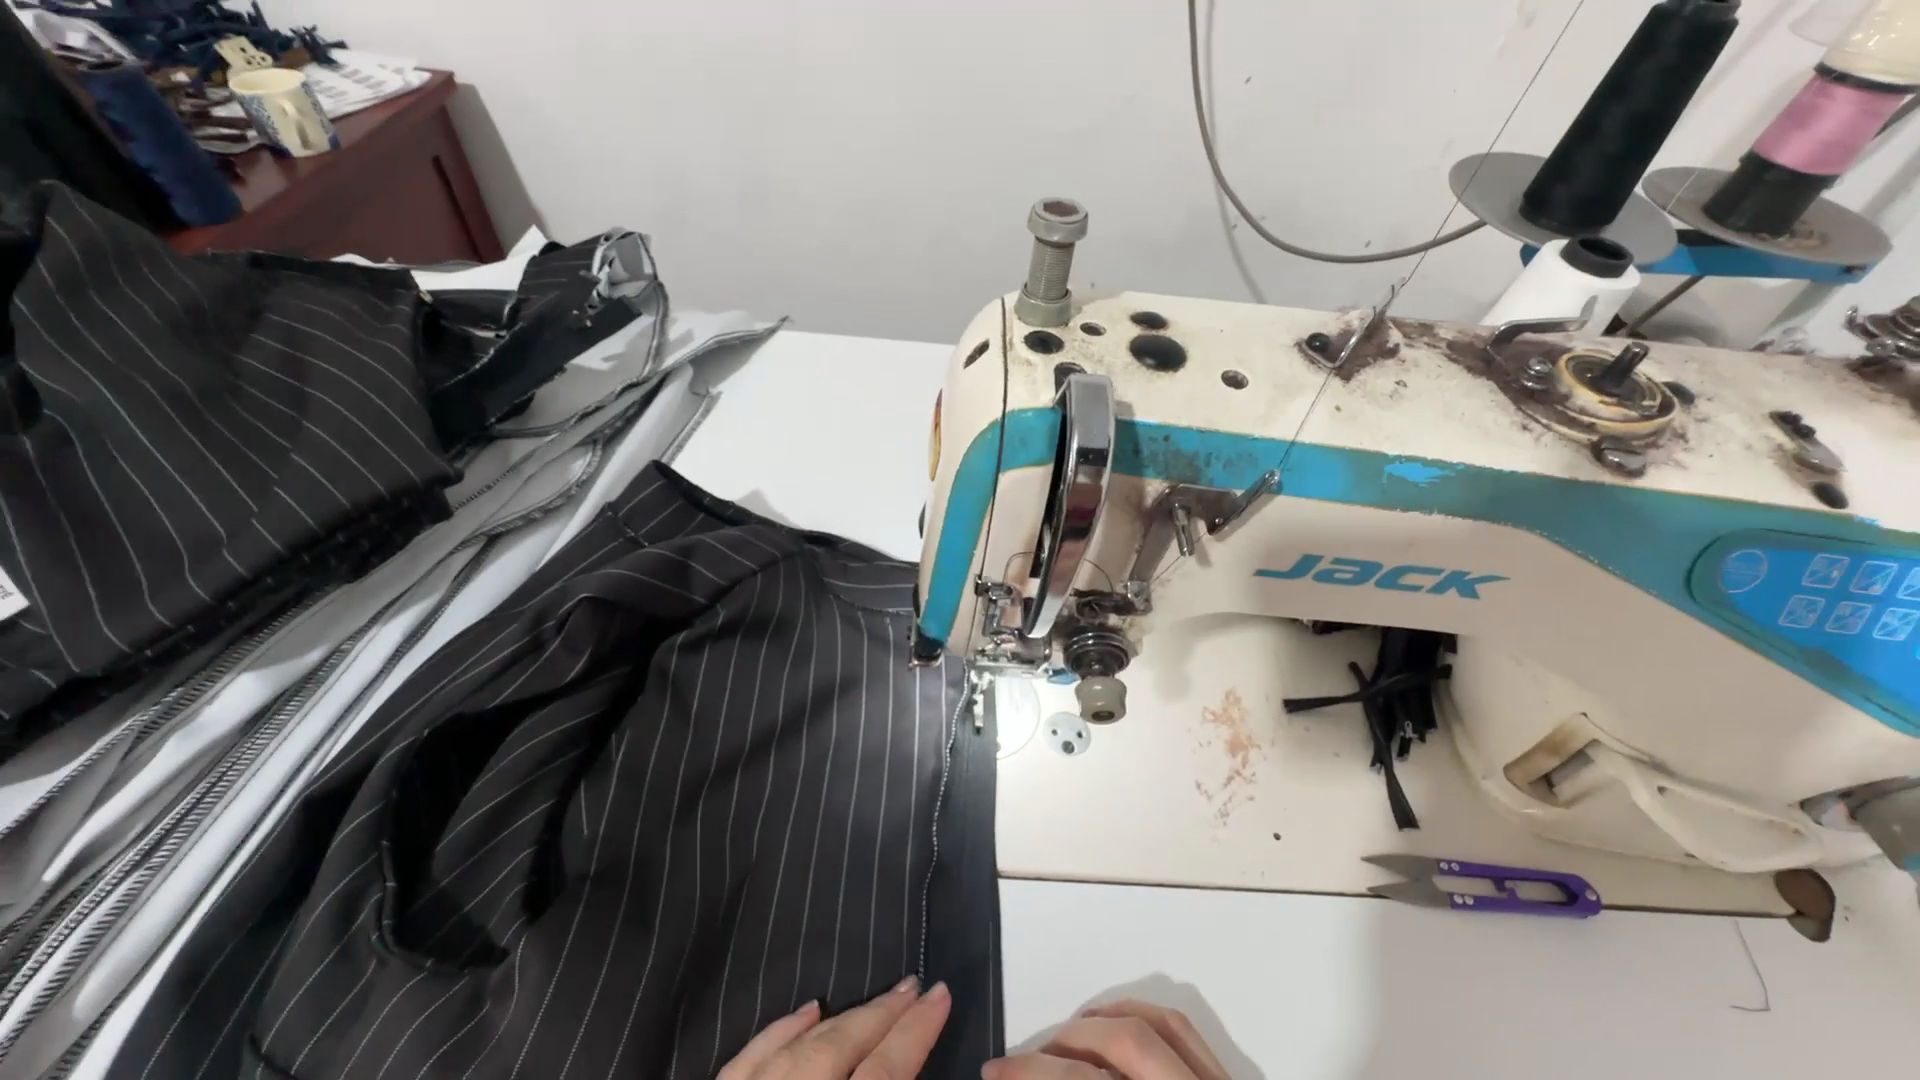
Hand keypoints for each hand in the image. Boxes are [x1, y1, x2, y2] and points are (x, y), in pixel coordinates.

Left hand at [718, 976, 951, 1079]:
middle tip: (913, 985)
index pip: (885, 1070)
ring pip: (801, 1046)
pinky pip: (749, 1058)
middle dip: (882, 1014)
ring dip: (841, 1018)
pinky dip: (781, 1030)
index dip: (917, 1030)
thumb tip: (911, 1062)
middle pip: (843, 1047)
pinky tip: (806, 1010)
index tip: (939, 993)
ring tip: (875, 998)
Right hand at [983, 1000, 1232, 1079]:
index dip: (1034, 1075)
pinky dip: (1136, 1014)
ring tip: (1057, 1042)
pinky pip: (1178, 1028)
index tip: (995, 1073)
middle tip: (1018, 1063)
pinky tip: (1107, 1024)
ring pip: (1149, 1027)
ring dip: (1093, 1025)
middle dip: (1056, 1048)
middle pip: (1119, 1047)